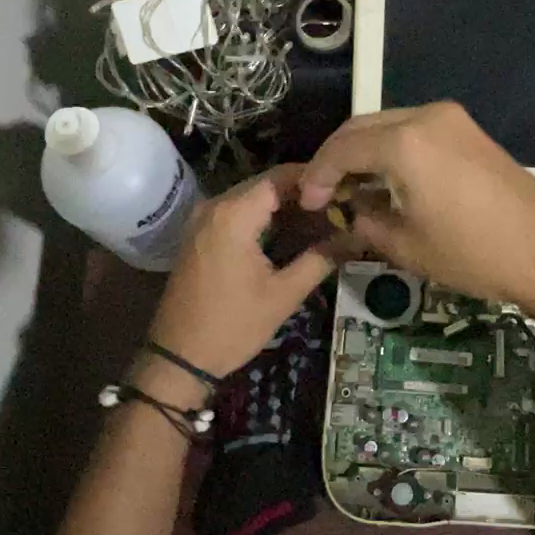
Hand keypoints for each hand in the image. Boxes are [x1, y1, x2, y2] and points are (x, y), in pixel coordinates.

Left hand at [145, 165, 337, 387]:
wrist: (179, 358)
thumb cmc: (233, 326)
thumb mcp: (284, 294)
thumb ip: (321, 259)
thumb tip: (355, 237)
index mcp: (234, 215)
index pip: (281, 177)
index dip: (315, 178)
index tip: (346, 188)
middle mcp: (215, 206)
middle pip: (266, 183)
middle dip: (302, 191)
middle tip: (339, 204)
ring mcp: (203, 219)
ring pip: (252, 196)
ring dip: (284, 204)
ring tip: (322, 217)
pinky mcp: (199, 234)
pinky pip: (237, 211)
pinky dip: (263, 215)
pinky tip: (290, 231)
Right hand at [298, 103, 534, 340]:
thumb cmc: (474, 255)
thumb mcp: (406, 246)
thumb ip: (364, 221)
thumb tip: (347, 210)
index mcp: (405, 143)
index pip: (342, 148)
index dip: (318, 176)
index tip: (307, 203)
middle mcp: (426, 117)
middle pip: (362, 127)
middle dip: (337, 158)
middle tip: (324, 195)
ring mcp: (453, 120)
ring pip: (389, 125)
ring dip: (364, 152)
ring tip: (351, 190)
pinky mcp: (470, 131)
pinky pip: (416, 131)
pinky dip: (392, 150)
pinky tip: (386, 179)